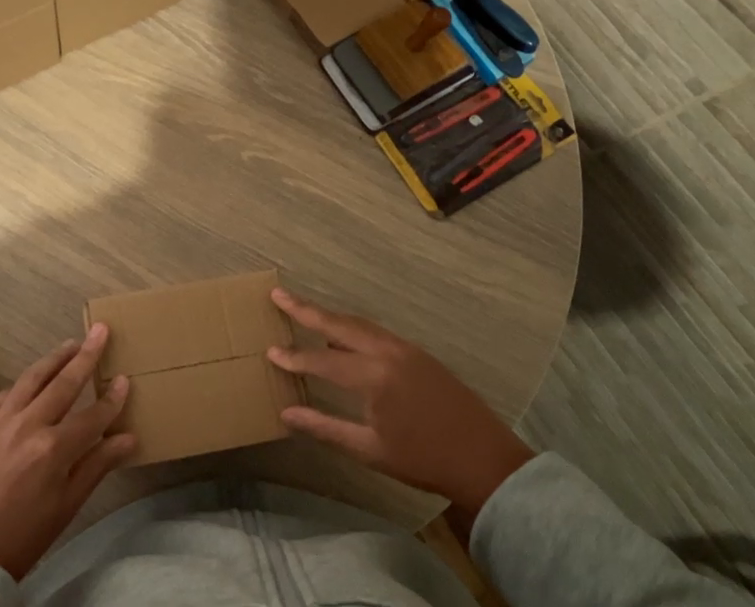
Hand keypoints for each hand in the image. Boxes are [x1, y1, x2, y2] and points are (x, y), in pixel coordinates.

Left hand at [0, 324, 136, 578]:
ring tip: (70, 344)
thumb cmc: (25, 535)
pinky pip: (6, 394)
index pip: (92, 415)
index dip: (112, 398)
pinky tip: (33, 378)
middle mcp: (27, 426)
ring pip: (31, 379)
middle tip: (100, 331)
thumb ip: (97, 465)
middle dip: (85, 356)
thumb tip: (128, 437)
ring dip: (53, 359)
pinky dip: (24, 383)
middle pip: (63, 383)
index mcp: (53, 449)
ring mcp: (0, 422)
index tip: (125, 379)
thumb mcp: (68, 505)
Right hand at [266, 288, 535, 536]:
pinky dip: (353, 328)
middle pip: (339, 324)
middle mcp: (387, 352)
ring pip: (360, 324)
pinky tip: (344, 336)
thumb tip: (286, 414)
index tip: (269, 350)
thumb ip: (325, 428)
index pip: (321, 359)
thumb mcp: (369, 450)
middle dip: (307, 309)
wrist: (485, 460)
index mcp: (373, 376)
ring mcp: (406, 349)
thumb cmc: (423, 460)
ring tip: (304, 311)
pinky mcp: (419, 354)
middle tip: (279, 295)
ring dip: (330, 317)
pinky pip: (377, 332)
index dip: (294, 357)